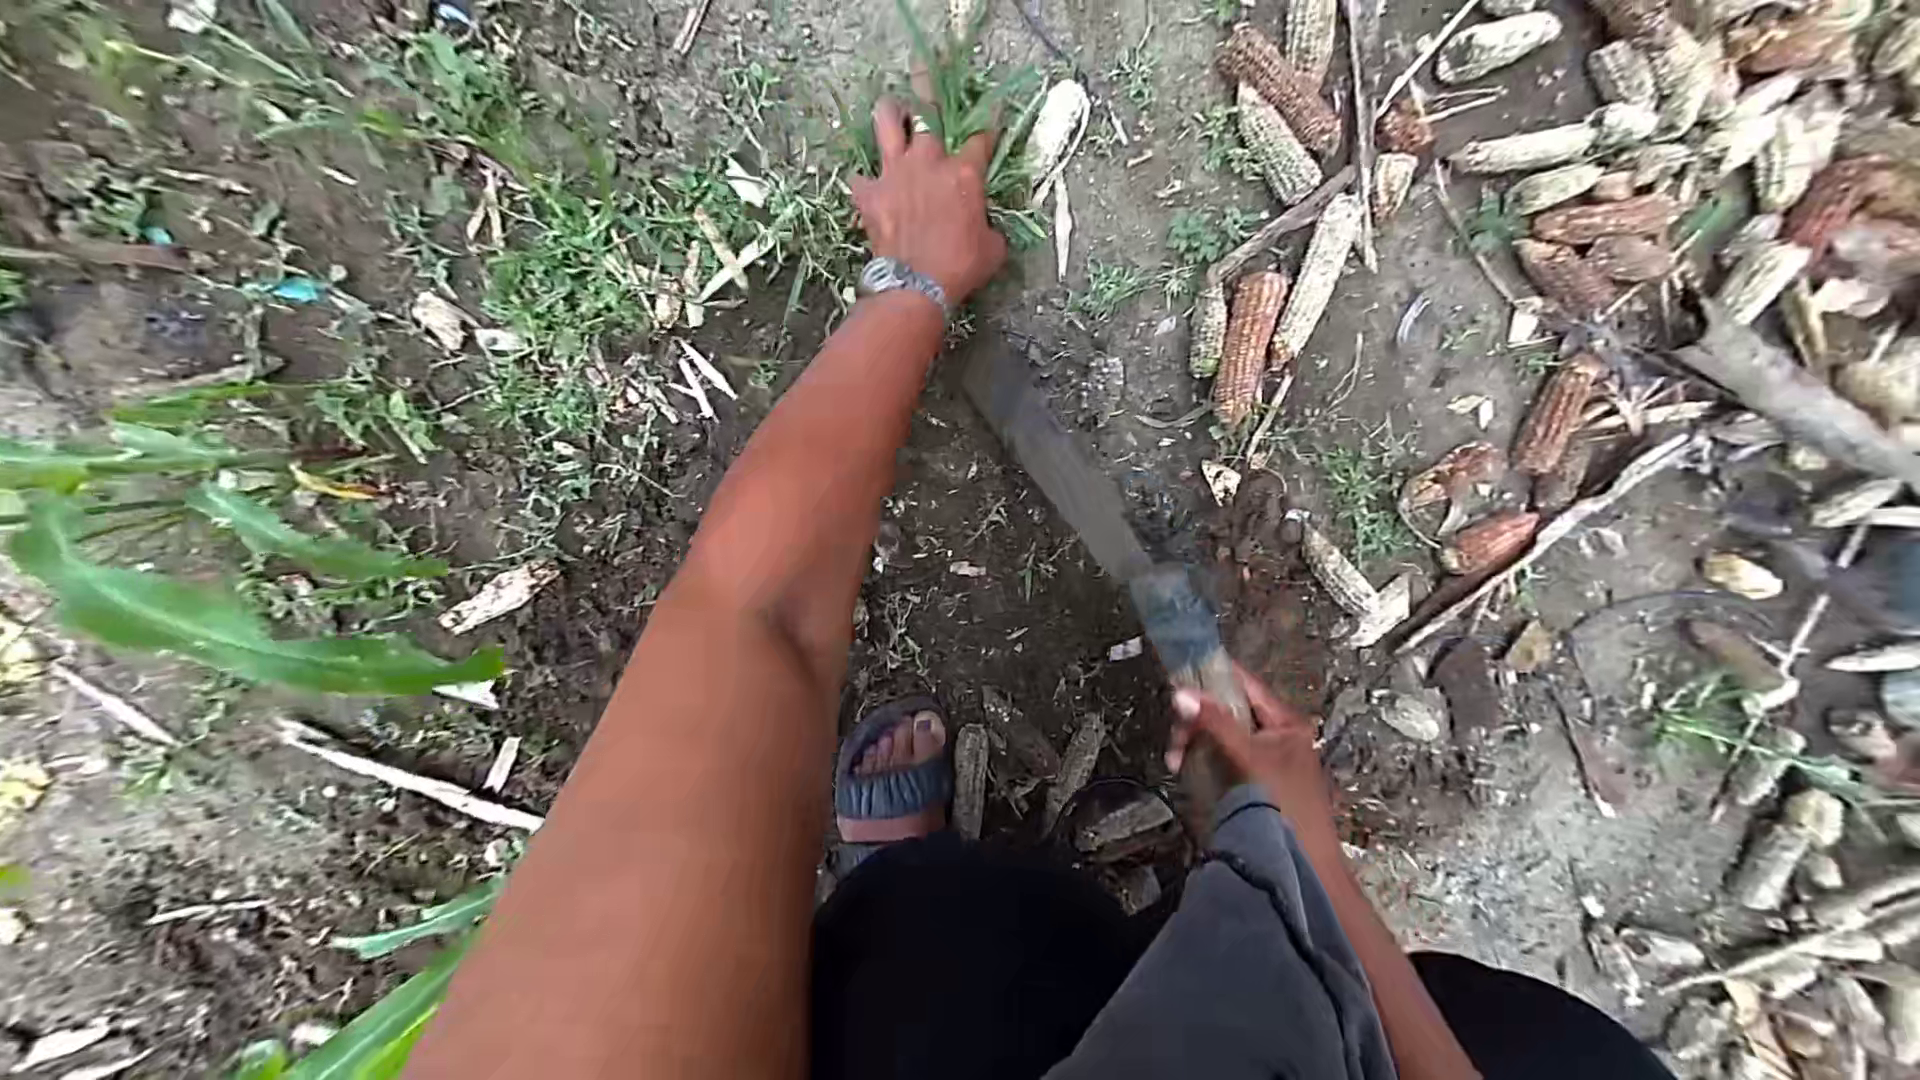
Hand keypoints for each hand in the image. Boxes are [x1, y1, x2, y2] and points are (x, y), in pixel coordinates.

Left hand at [849, 98, 1007, 305]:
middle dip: (929, 101)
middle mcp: (929, 162)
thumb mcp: (992, 250)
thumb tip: (987, 229)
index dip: (987, 131)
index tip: (990, 129)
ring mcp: (896, 174)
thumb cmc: (961, 268)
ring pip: (885, 120)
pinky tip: (868, 187)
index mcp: (965, 173)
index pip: (980, 138)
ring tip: (891, 115)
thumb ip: (990, 227)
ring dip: (888, 114)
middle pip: (928, 113)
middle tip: (929, 102)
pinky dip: (864, 182)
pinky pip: (859, 178)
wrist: (917, 286)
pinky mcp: (870, 194)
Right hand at [1167, 663, 1335, 834]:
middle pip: (1226, 710)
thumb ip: (1215, 722)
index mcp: (1285, 721)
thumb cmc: (1285, 806)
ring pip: (1220, 733)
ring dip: (1194, 741)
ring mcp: (1266, 758)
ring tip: (1176, 759)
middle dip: (1196, 719)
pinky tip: (1184, 767)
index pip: (1244, 683)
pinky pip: (1221, 755)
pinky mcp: (1253, 779)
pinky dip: (1202, 758)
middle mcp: (1277, 734)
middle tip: (1177, 737)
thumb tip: (1180, 693)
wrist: (1307, 868)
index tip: (1179, 675)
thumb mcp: (1247, 756)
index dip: (1212, 676)